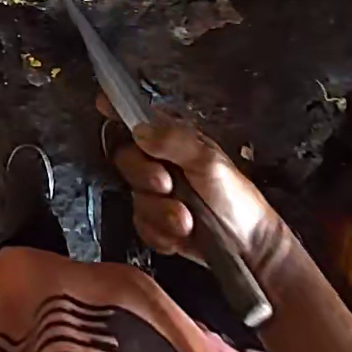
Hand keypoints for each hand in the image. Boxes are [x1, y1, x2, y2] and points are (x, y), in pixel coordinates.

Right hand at [101, 97, 292, 279]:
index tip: (102, 103)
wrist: (249, 248)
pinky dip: (161, 233)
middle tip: (167, 184)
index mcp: (172, 138)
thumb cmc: (235, 195)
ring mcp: (157, 193)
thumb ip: (174, 141)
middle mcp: (160, 161)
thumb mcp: (208, 160)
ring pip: (134, 196)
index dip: (116, 108)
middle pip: (126, 158)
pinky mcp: (156, 223)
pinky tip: (181, 234)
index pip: (137, 116)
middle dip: (144, 176)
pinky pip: (141, 225)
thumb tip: (139, 130)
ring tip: (187, 219)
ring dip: (160, 212)